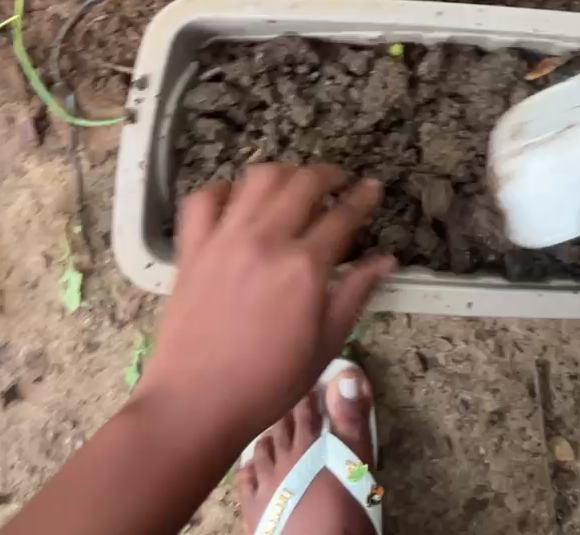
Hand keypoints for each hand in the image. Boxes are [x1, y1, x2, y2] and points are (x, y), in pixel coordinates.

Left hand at [138, 164, 394, 448]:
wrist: (195, 406)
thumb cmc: (268, 382)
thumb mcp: (327, 342)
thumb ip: (357, 293)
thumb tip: (387, 260)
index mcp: (304, 267)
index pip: (344, 215)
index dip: (364, 197)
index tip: (373, 187)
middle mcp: (266, 241)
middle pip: (304, 182)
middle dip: (329, 174)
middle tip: (339, 181)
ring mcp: (225, 240)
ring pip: (258, 178)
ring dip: (284, 173)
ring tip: (294, 184)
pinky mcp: (193, 250)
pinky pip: (203, 200)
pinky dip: (223, 191)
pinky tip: (237, 202)